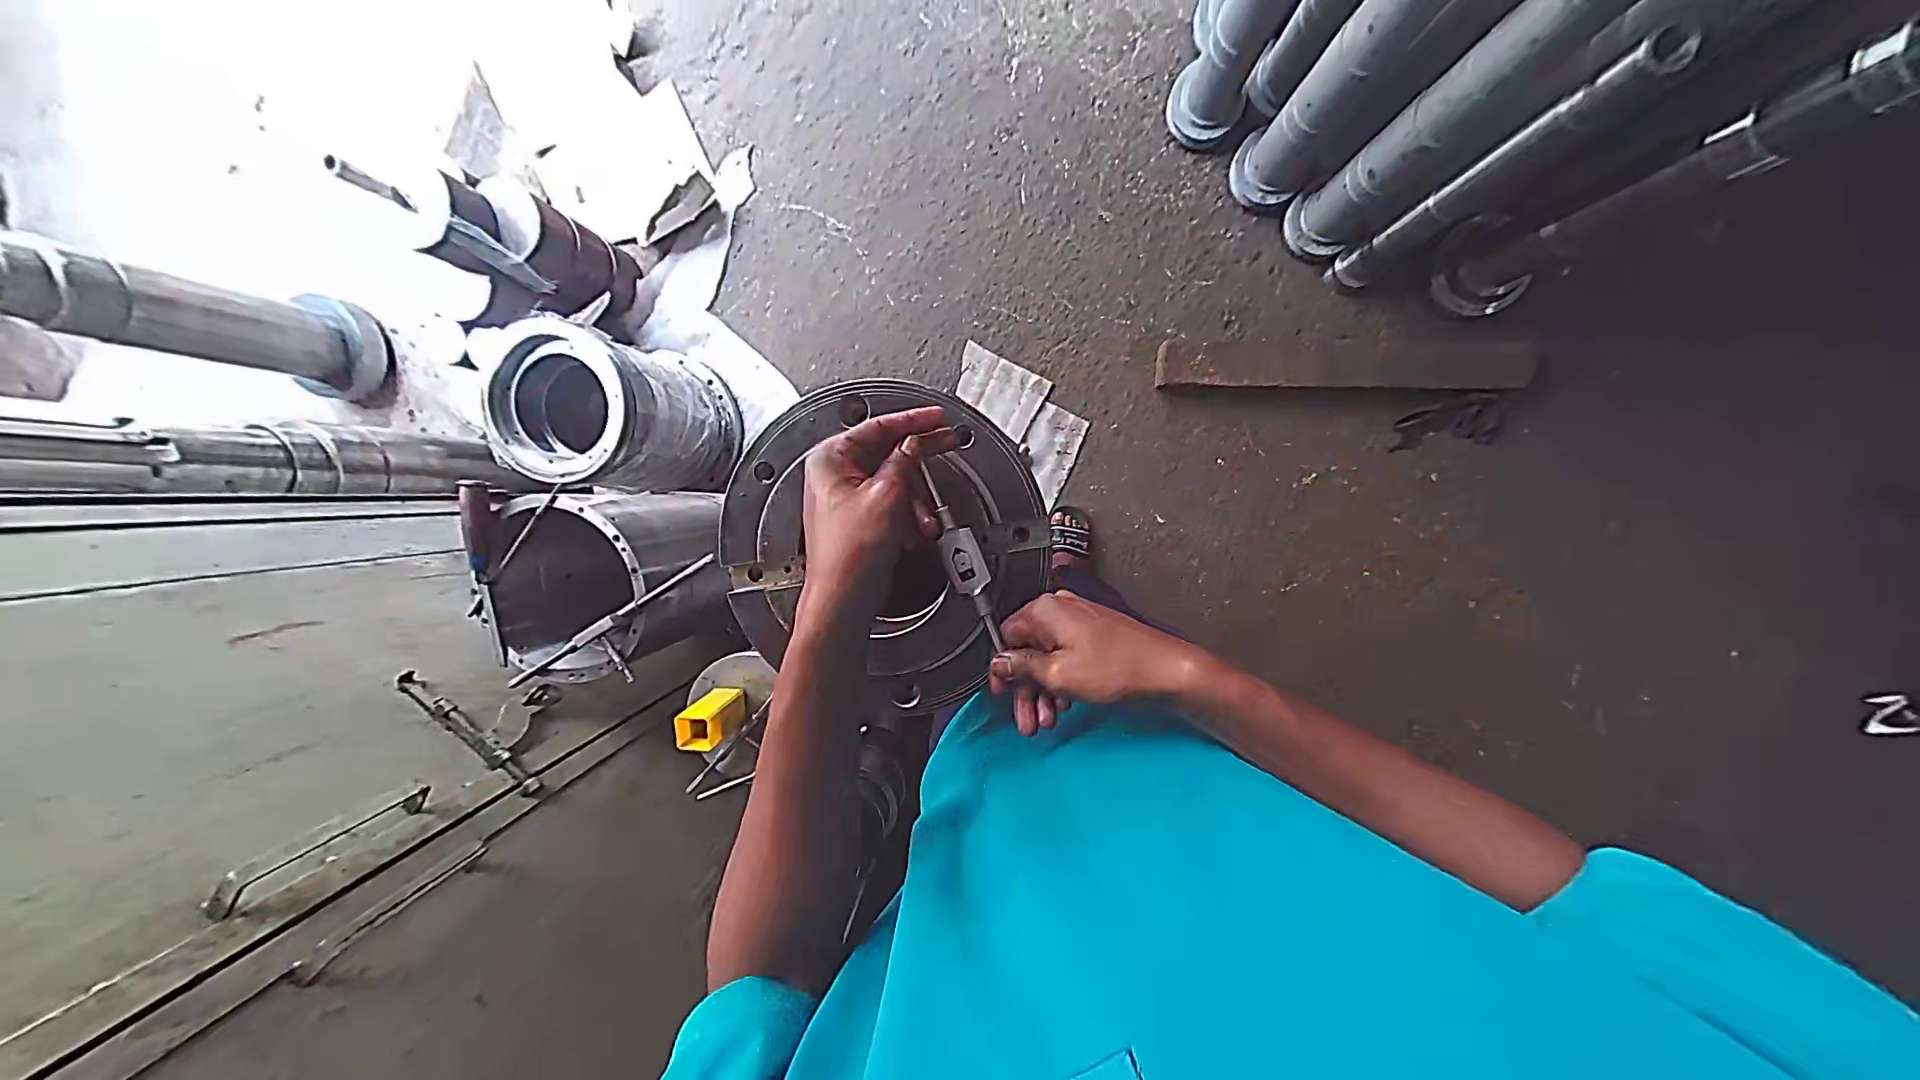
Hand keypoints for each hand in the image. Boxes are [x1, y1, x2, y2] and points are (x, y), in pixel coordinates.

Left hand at [800, 406, 956, 622]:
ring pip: (893, 481)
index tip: (935, 417)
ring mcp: (847, 497)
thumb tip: (915, 443)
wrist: (844, 596)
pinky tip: (915, 528)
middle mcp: (835, 475)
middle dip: (918, 466)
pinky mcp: (860, 518)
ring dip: (916, 499)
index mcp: (830, 459)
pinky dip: (908, 514)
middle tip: (944, 444)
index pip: (877, 426)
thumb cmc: (848, 553)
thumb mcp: (887, 494)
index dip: (912, 420)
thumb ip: (904, 460)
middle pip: (887, 454)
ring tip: (923, 517)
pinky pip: (891, 504)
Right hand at [988, 590, 1210, 735]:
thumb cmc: (1120, 665)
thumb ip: (1021, 667)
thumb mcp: (1057, 674)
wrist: (1164, 669)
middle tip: (1026, 716)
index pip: (1006, 636)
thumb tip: (1000, 662)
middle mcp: (1060, 609)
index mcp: (1045, 611)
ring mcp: (1079, 620)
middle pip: (1027, 650)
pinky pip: (1065, 656)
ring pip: (1047, 657)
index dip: (1003, 669)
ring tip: (1048, 718)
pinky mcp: (1093, 634)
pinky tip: (1065, 703)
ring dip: (1043, 690)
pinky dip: (1061, 680)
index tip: (1003, 691)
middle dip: (1026, 688)